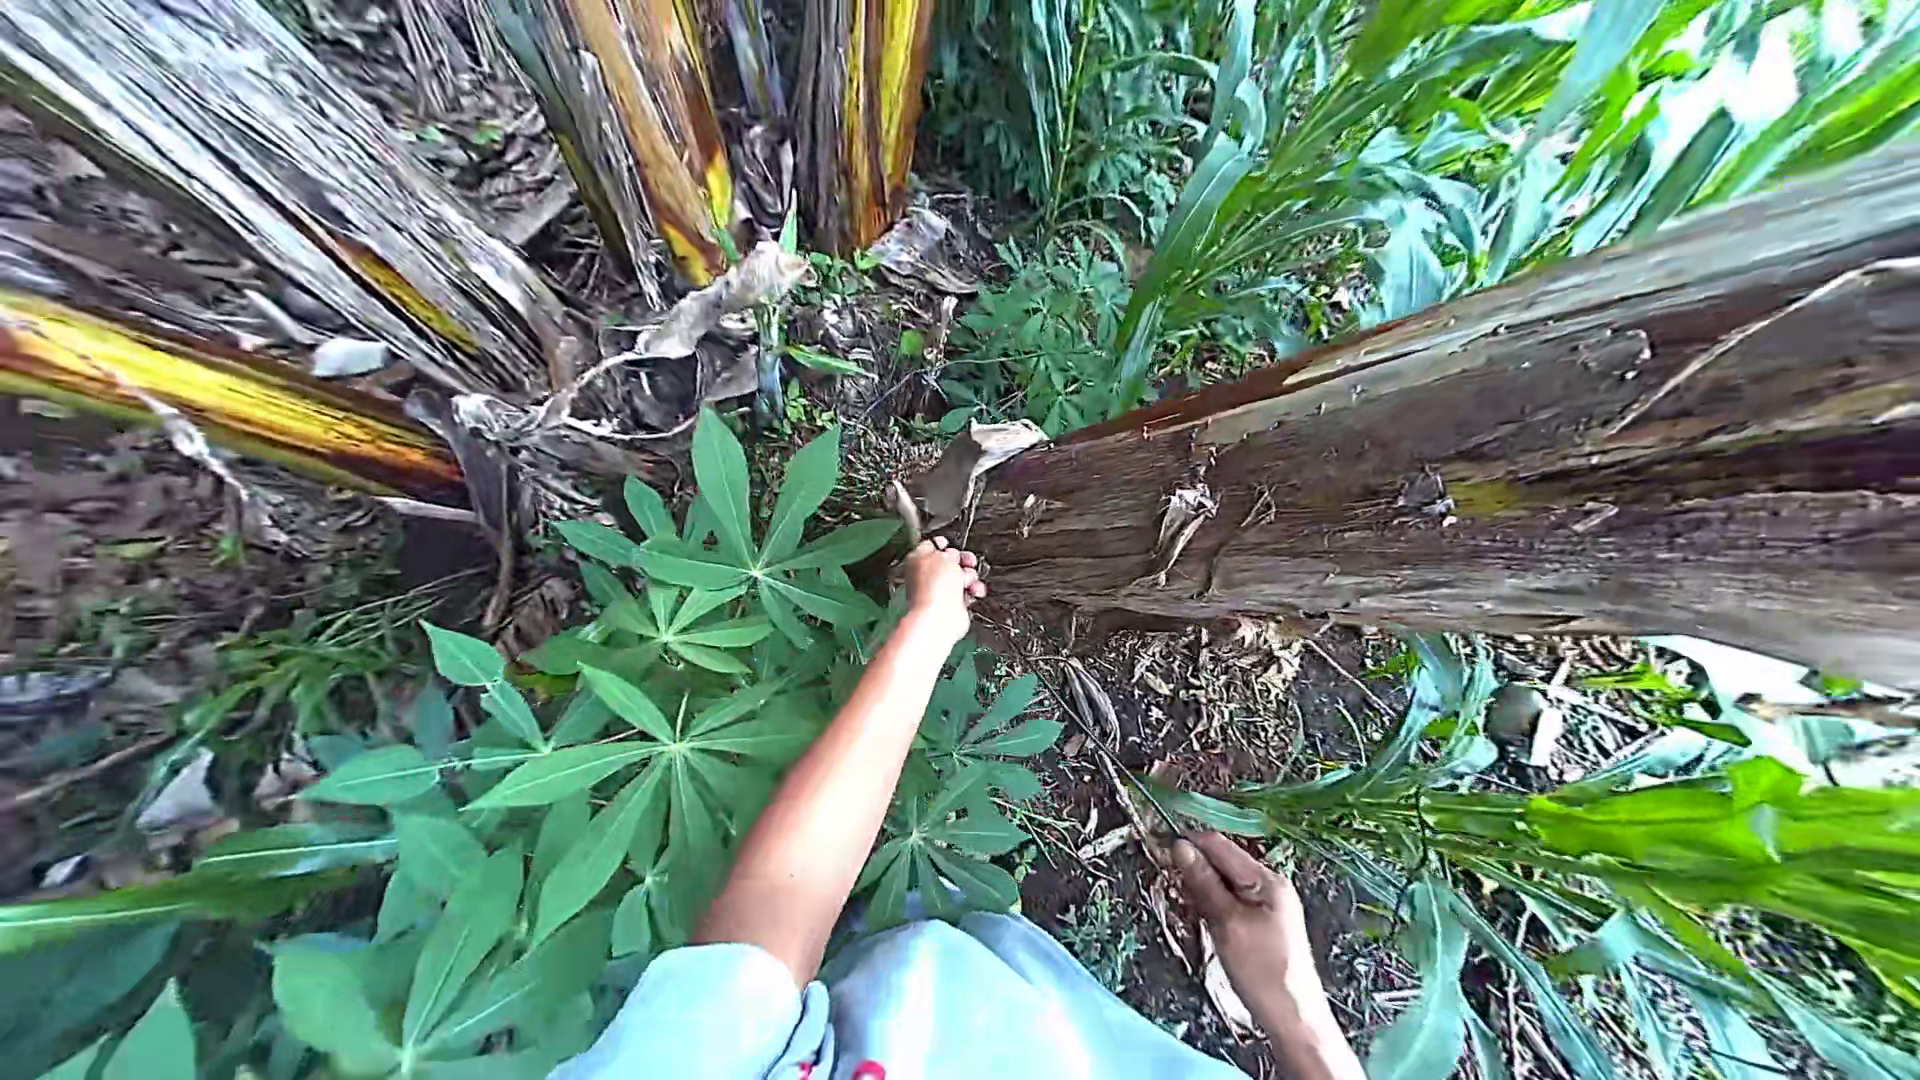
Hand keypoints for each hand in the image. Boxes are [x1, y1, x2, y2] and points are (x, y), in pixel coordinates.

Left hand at [901, 536, 985, 648]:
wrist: (940, 616)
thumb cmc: (934, 587)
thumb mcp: (943, 557)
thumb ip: (948, 552)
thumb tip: (952, 555)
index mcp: (918, 561)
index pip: (930, 547)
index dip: (942, 544)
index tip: (950, 544)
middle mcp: (927, 576)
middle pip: (949, 562)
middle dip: (961, 560)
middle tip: (967, 561)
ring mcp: (940, 591)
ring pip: (961, 576)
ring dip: (970, 576)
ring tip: (969, 580)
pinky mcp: (952, 604)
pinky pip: (967, 592)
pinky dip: (974, 591)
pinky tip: (974, 591)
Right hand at [1172, 832, 1324, 1019]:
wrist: (1296, 1024)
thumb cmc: (1263, 972)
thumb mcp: (1227, 923)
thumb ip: (1204, 882)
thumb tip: (1179, 845)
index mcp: (1266, 879)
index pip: (1220, 845)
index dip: (1189, 844)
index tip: (1161, 850)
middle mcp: (1268, 884)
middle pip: (1222, 861)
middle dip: (1195, 867)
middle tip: (1171, 883)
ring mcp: (1267, 903)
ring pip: (1223, 880)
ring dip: (1202, 887)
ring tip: (1186, 903)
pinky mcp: (1262, 920)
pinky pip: (1230, 898)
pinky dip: (1212, 902)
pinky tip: (1203, 916)